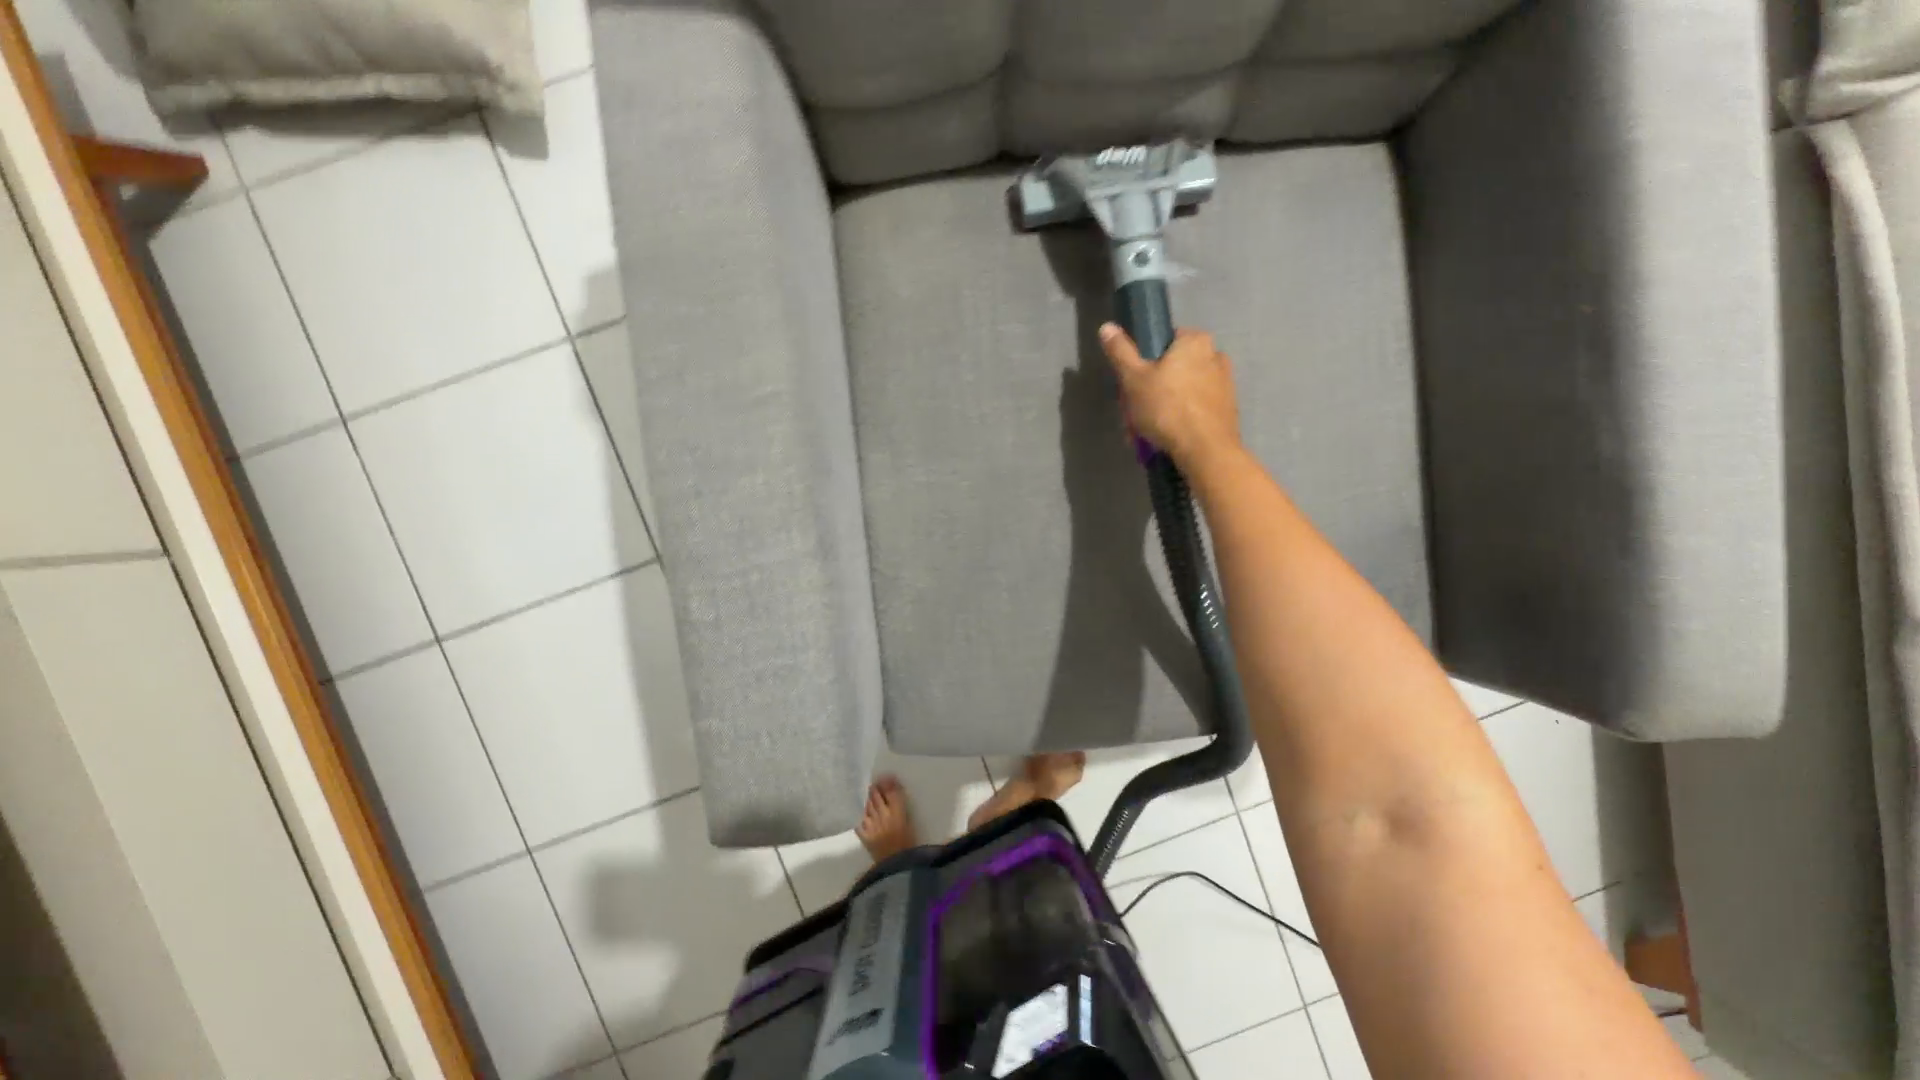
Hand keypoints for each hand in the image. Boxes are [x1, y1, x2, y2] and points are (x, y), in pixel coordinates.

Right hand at [1099, 323, 1241, 471]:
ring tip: (1151, 428)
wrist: (1206, 451)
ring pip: (1186, 389)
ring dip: (1168, 403)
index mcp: (1196, 341)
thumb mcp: (1134, 379)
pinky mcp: (1228, 410)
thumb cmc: (1167, 409)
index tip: (1135, 379)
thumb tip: (1107, 326)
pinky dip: (1184, 417)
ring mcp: (1226, 384)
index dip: (1147, 358)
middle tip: (1138, 409)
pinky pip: (1198, 407)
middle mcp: (1216, 356)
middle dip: (1156, 385)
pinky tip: (1170, 435)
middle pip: (1176, 365)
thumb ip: (1121, 351)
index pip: (1167, 338)